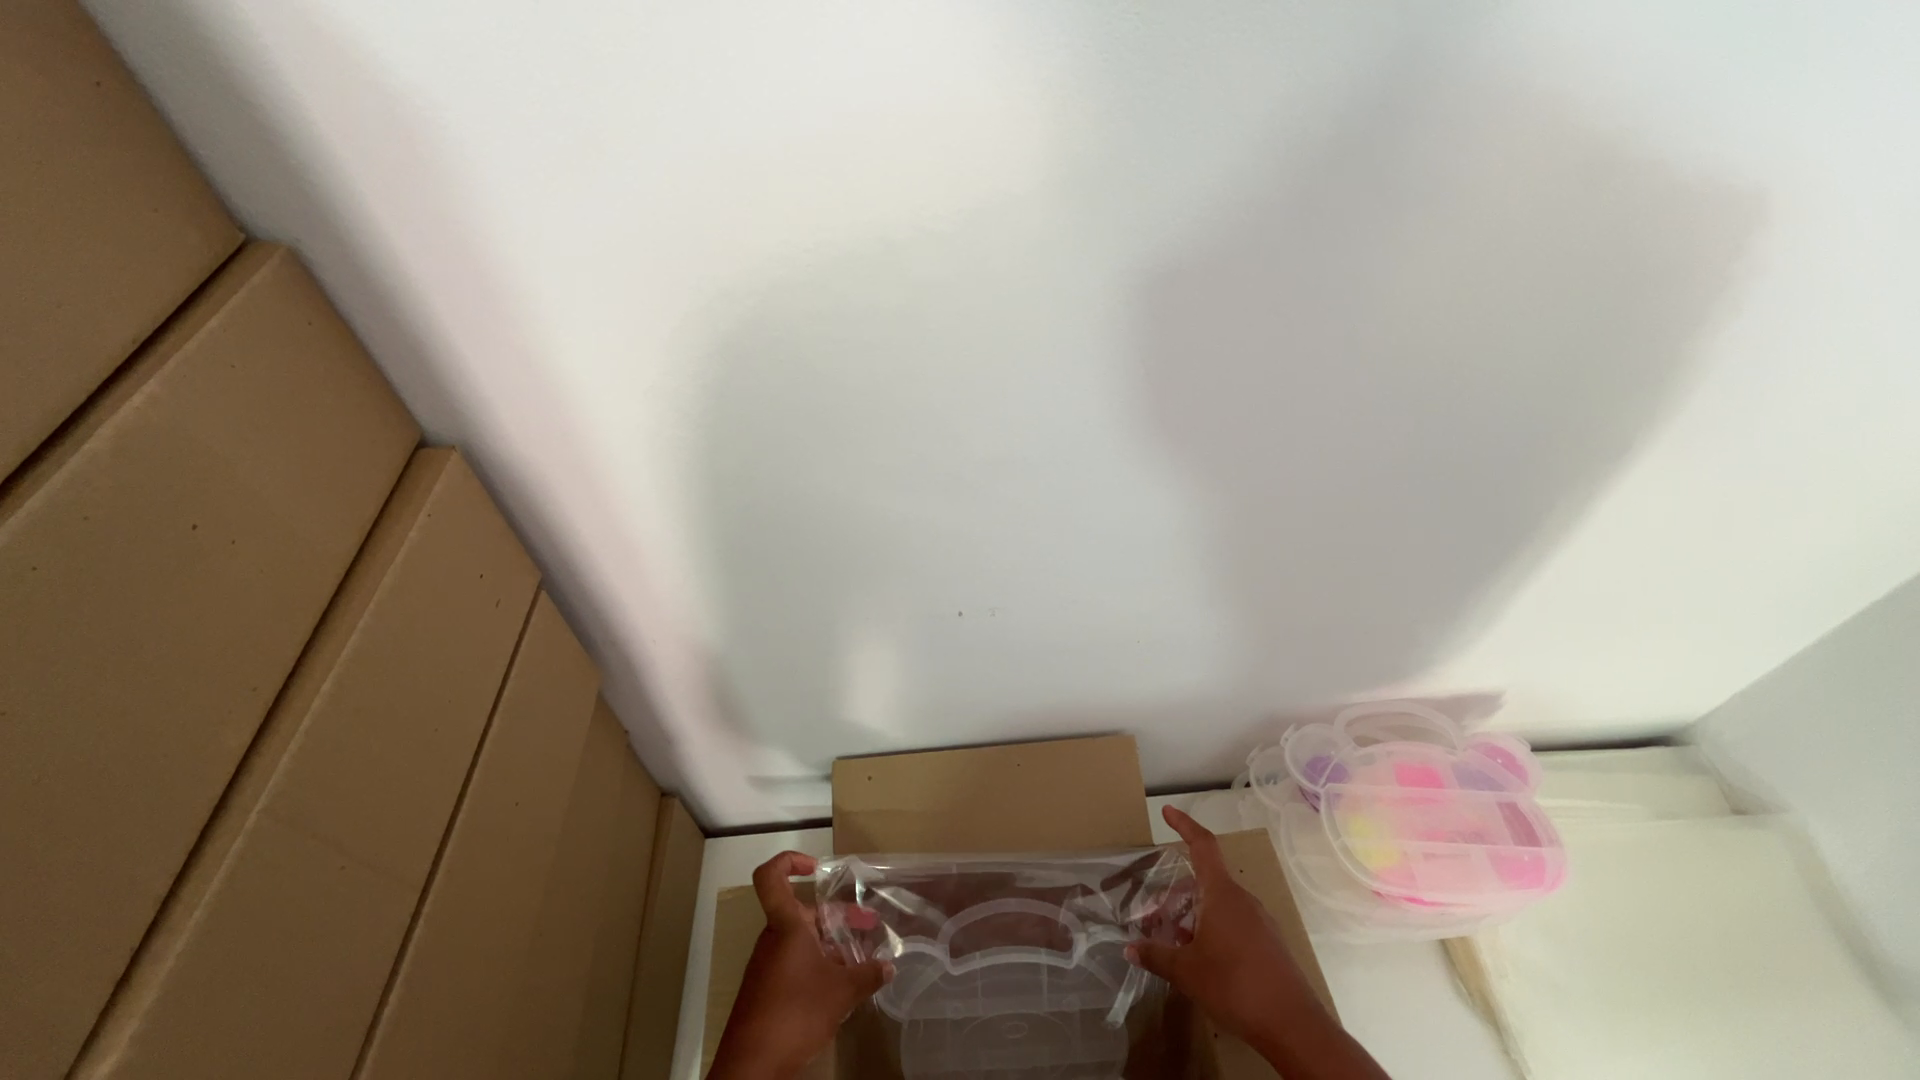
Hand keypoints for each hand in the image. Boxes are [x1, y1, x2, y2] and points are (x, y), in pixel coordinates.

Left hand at [708, 852, 891, 1079]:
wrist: (752, 1066)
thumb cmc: (796, 1013)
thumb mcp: (842, 992)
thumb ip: (867, 974)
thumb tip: (889, 966)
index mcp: (786, 926)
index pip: (771, 877)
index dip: (789, 862)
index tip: (816, 868)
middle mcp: (773, 939)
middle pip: (802, 913)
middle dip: (837, 917)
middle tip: (868, 927)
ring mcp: (767, 965)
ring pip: (801, 941)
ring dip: (830, 945)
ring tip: (861, 961)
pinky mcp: (766, 990)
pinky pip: (794, 964)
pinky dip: (818, 966)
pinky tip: (840, 988)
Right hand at [1130, 806, 1389, 1079]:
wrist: (1293, 1026)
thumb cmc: (1235, 986)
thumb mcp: (1185, 971)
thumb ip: (1155, 955)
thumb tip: (1130, 948)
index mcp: (1222, 894)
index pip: (1203, 846)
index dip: (1184, 825)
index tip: (1168, 811)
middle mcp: (1243, 901)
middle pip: (1206, 881)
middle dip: (1178, 894)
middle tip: (1155, 916)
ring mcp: (1260, 922)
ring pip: (1219, 905)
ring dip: (1194, 916)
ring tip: (1174, 942)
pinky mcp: (1269, 944)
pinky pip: (1234, 924)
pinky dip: (1212, 930)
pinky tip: (1201, 959)